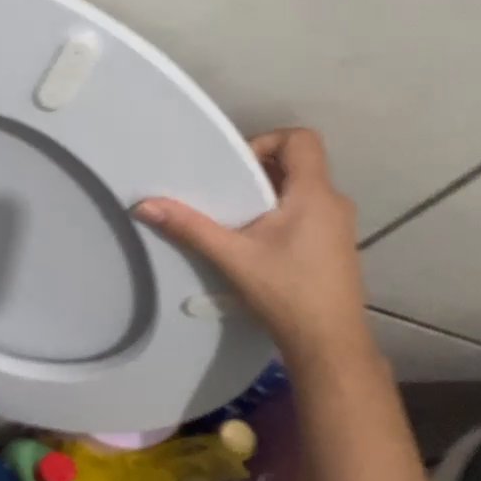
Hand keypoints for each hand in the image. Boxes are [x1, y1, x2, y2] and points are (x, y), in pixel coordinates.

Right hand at [134, 128, 373, 364]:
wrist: (328, 340)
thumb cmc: (285, 291)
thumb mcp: (231, 256)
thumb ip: (188, 227)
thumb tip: (143, 205)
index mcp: (314, 194)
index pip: (301, 139)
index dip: (266, 141)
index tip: (234, 166)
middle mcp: (332, 201)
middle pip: (297, 163)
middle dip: (257, 169)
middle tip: (222, 190)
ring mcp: (337, 224)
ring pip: (300, 189)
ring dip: (266, 194)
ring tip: (231, 215)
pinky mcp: (333, 244)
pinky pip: (305, 211)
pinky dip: (278, 213)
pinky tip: (252, 240)